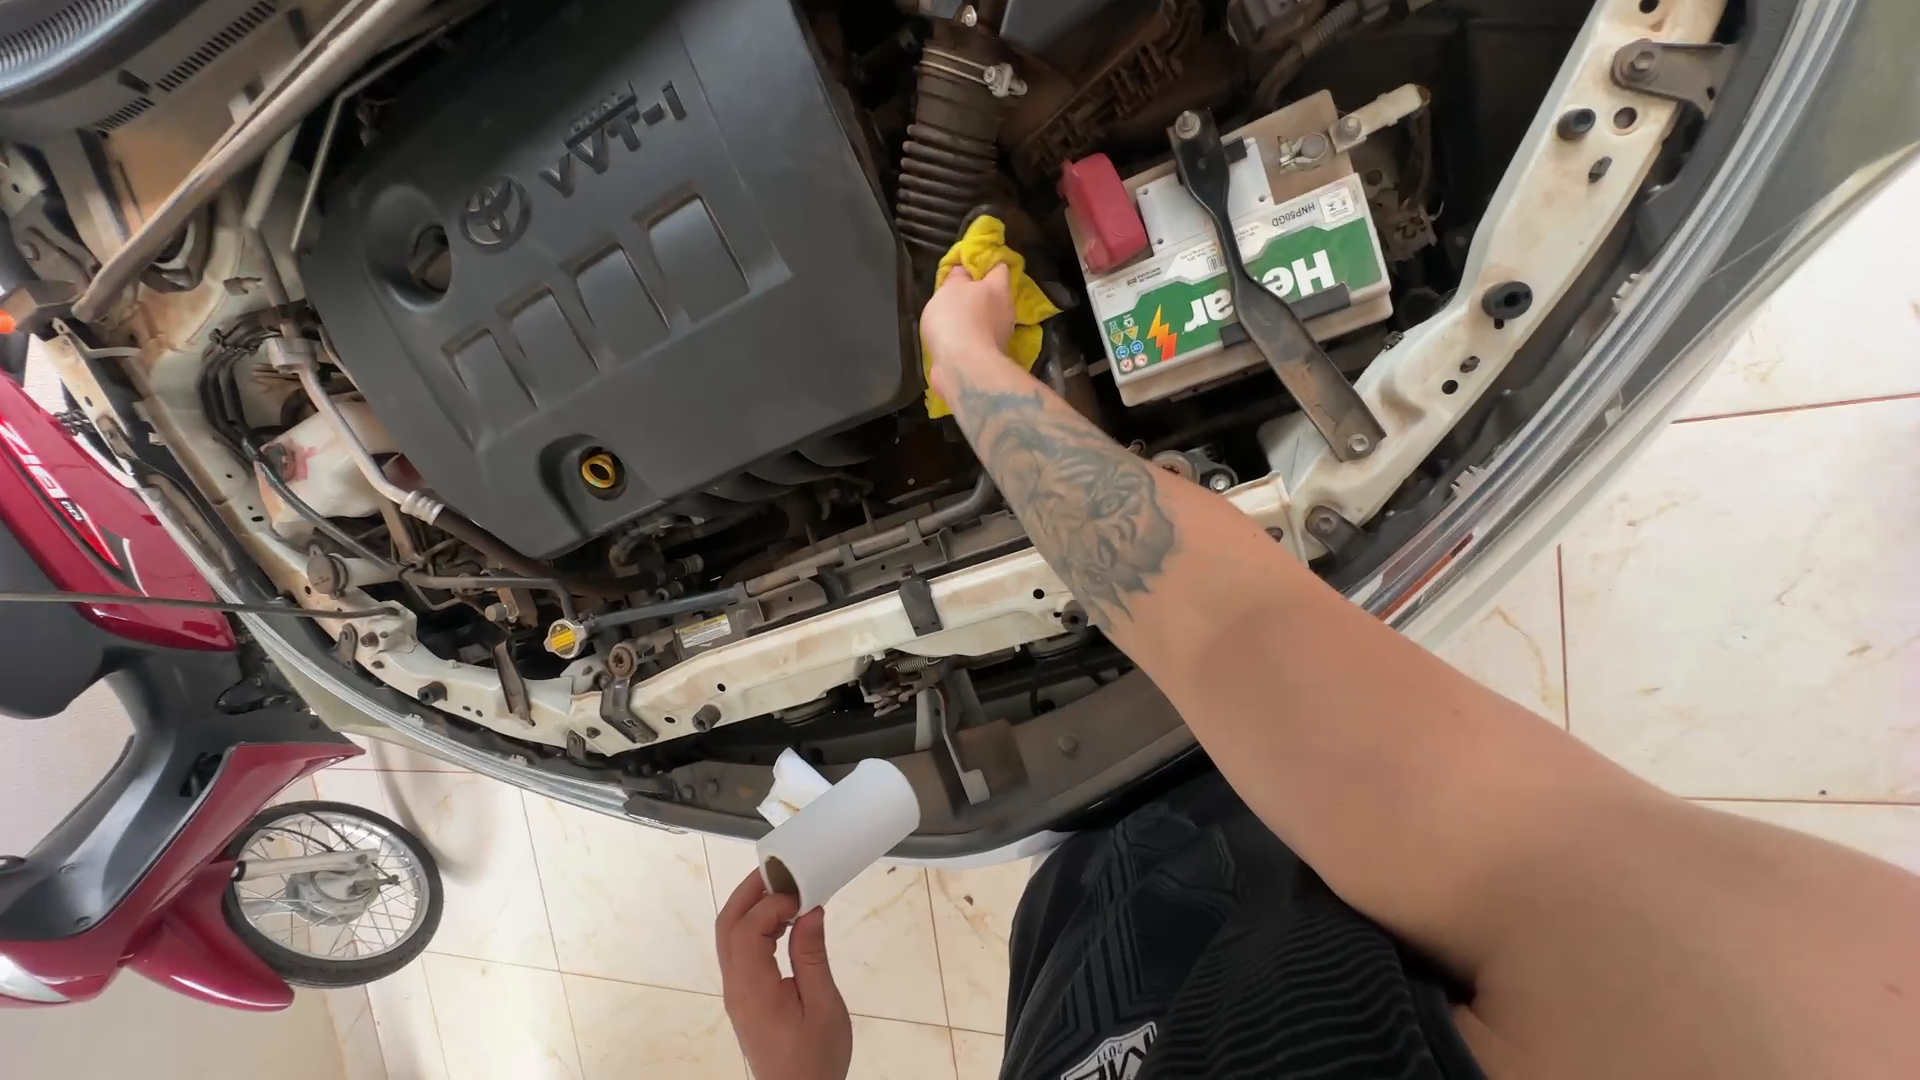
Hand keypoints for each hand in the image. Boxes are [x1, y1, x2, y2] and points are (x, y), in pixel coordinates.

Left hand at [716, 870, 851, 1079]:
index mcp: (752, 989)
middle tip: (782, 872)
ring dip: (752, 906)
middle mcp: (736, 987)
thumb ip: (812, 956)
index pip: (747, 929)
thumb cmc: (816, 1059)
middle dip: (750, 891)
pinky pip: (740, 950)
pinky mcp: (745, 997)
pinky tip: (785, 923)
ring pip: (729, 936)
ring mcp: (737, 993)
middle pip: (727, 926)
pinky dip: (756, 925)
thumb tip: (809, 908)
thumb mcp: (823, 1007)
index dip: (771, 903)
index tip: (804, 897)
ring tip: (787, 892)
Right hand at [921, 263, 1015, 371]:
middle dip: (980, 295)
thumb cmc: (957, 318)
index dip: (985, 264)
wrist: (964, 367)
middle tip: (958, 295)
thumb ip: (957, 278)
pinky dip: (971, 341)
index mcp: (999, 287)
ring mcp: (1002, 337)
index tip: (970, 267)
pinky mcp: (992, 358)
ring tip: (953, 321)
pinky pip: (981, 342)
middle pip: (995, 297)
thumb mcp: (949, 289)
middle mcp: (1007, 311)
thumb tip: (964, 272)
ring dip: (975, 320)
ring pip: (989, 321)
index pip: (999, 267)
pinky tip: (955, 343)